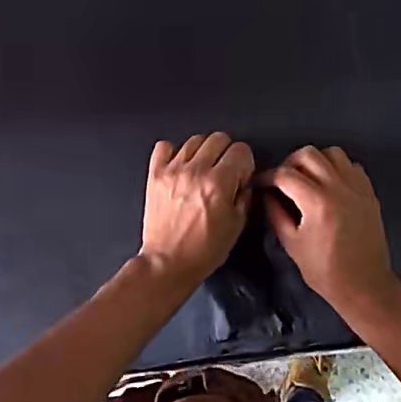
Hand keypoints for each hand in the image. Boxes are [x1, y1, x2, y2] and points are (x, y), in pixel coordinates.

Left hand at [139, 133, 253, 284]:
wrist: (168, 263)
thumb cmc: (204, 249)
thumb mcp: (237, 225)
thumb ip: (244, 195)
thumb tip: (244, 179)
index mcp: (218, 183)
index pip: (240, 150)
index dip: (245, 163)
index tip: (240, 176)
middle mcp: (195, 171)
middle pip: (218, 138)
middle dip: (227, 153)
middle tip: (224, 172)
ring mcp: (173, 171)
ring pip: (195, 139)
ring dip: (204, 151)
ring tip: (203, 170)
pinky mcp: (155, 175)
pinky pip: (164, 146)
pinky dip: (174, 152)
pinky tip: (180, 167)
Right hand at [263, 146, 400, 319]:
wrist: (364, 284)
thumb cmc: (325, 270)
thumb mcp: (292, 245)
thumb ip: (276, 214)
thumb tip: (267, 194)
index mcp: (317, 202)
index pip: (286, 174)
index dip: (268, 176)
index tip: (261, 183)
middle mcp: (339, 187)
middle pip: (309, 154)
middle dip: (290, 163)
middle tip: (283, 180)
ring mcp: (357, 187)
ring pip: (333, 153)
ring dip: (316, 161)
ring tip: (307, 178)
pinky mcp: (369, 192)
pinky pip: (352, 165)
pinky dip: (338, 168)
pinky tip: (330, 184)